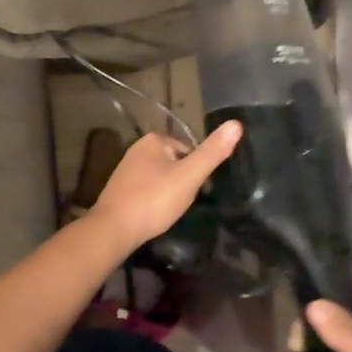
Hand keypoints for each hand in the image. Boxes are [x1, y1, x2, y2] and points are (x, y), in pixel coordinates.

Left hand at [88, 121, 240, 248]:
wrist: (114, 228)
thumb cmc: (154, 200)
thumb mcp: (189, 176)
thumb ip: (212, 153)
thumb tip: (237, 124)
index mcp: (154, 140)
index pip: (189, 150)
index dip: (197, 171)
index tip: (196, 190)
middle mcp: (137, 148)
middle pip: (175, 163)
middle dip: (182, 182)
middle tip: (182, 202)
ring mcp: (126, 168)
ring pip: (162, 177)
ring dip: (169, 192)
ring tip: (170, 210)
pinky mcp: (121, 188)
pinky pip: (148, 189)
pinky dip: (155, 199)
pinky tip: (155, 213)